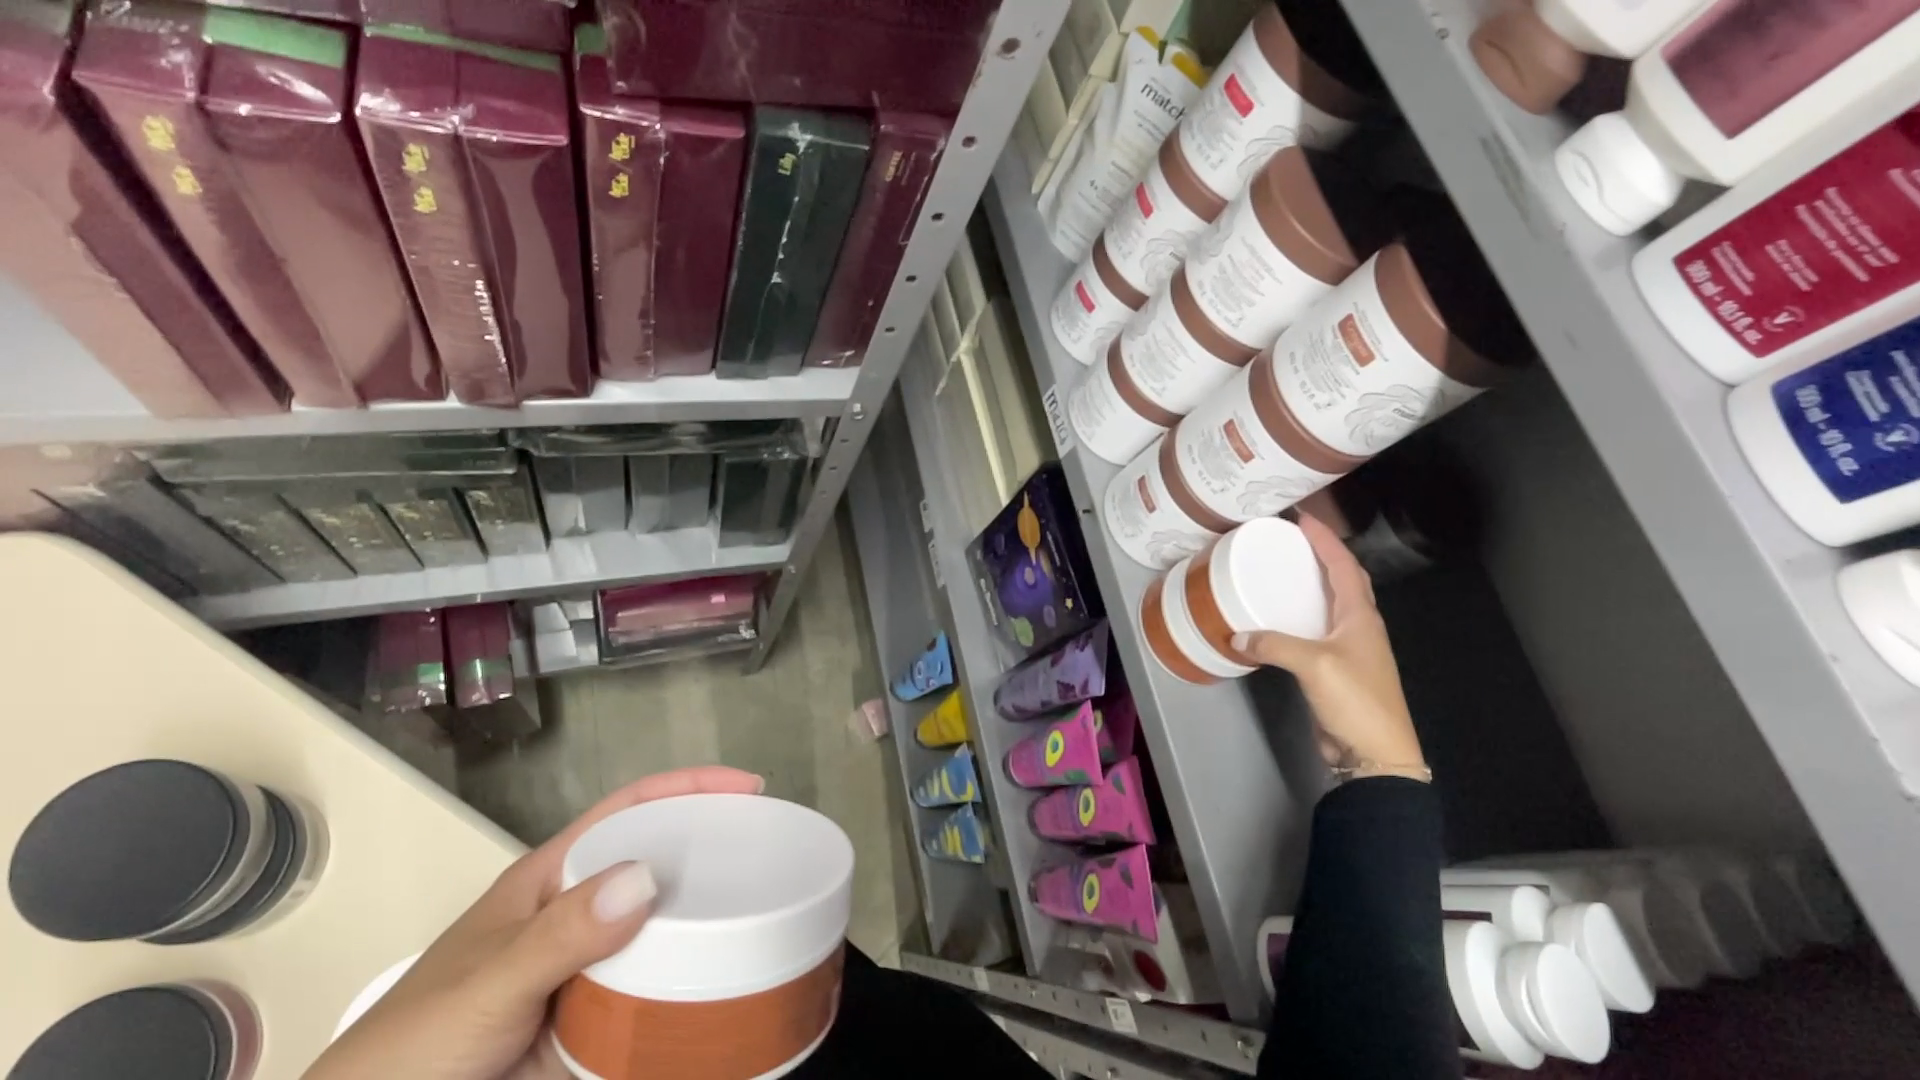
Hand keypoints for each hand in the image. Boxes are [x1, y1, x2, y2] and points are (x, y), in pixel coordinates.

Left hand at [306, 766, 765, 1079]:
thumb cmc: (416, 1047)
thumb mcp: (487, 984)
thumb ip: (558, 937)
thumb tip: (647, 878)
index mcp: (551, 883)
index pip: (627, 812)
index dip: (687, 788)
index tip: (750, 790)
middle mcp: (580, 918)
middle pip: (657, 868)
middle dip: (714, 855)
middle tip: (779, 861)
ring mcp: (592, 974)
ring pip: (666, 935)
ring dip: (713, 928)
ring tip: (775, 927)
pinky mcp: (601, 1027)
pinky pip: (659, 997)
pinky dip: (695, 993)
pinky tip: (732, 1000)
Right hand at [1231, 514, 1427, 780]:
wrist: (1375, 753)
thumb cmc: (1355, 700)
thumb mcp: (1314, 665)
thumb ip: (1274, 645)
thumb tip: (1236, 637)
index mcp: (1361, 616)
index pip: (1344, 566)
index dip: (1325, 541)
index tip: (1302, 518)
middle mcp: (1358, 627)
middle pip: (1343, 581)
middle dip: (1321, 557)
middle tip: (1289, 541)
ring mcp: (1349, 650)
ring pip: (1329, 607)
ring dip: (1310, 587)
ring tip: (1280, 572)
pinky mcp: (1335, 671)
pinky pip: (1314, 633)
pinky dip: (1297, 619)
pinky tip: (1275, 622)